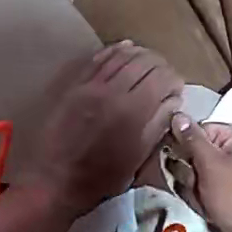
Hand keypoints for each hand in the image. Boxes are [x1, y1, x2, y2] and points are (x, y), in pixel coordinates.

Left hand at [15, 42, 182, 214]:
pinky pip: (98, 58)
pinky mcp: (73, 83)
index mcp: (133, 111)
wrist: (54, 181)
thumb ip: (158, 125)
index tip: (177, 89)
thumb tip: (173, 101)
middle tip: (165, 76)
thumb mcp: (138, 158)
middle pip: (145, 61)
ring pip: (121, 55)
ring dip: (140, 55)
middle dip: (161, 65)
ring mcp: (90, 84)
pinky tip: (124, 50)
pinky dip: (115, 51)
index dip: (175, 80)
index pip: (163, 78)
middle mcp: (113, 90)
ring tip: (148, 62)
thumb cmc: (101, 177)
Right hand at [166, 113, 231, 231]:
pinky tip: (207, 210)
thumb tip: (177, 115)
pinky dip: (200, 200)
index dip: (186, 142)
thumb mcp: (210, 164)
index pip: (201, 129)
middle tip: (197, 183)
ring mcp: (230, 176)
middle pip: (195, 152)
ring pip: (195, 174)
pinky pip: (202, 190)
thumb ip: (192, 139)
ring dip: (193, 188)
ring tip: (204, 200)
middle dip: (189, 170)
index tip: (175, 155)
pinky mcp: (224, 195)